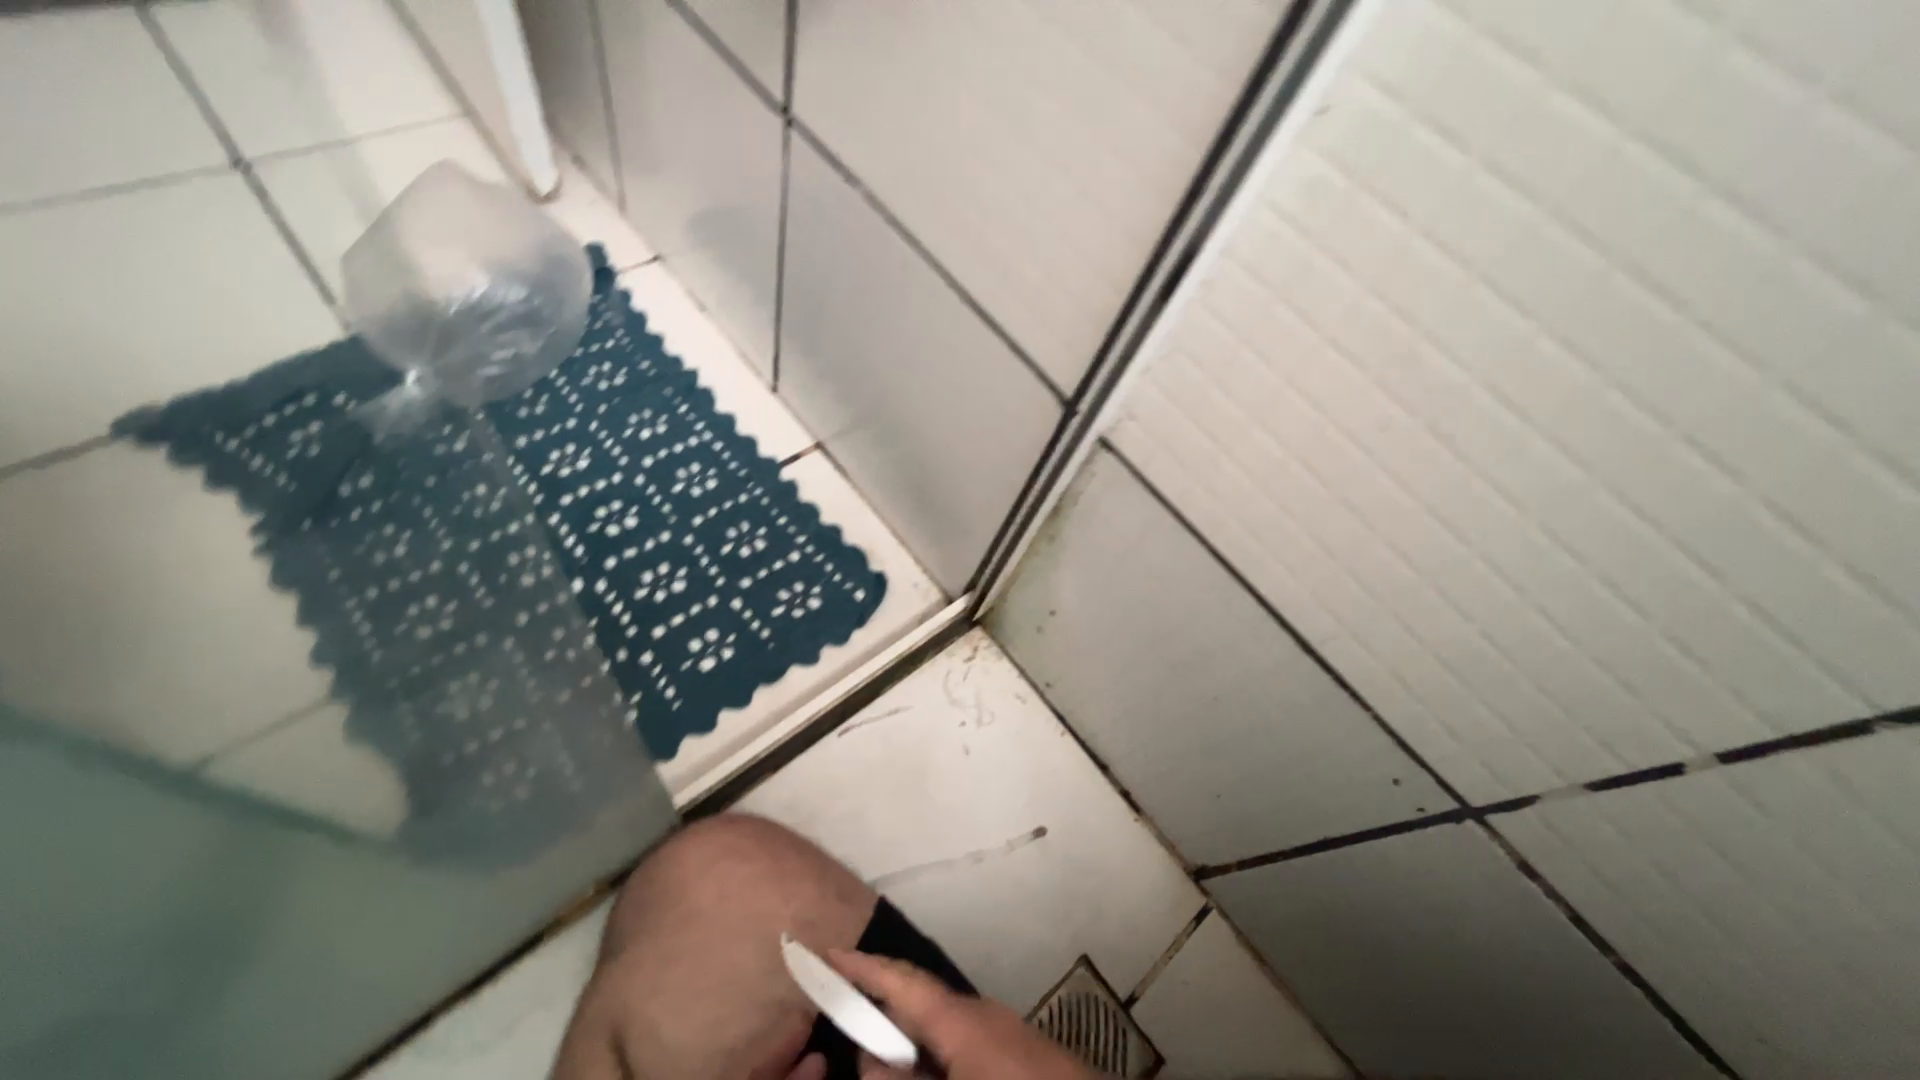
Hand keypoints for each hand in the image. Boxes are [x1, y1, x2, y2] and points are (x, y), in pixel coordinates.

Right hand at [828, 949, 1096, 1079]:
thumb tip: (868, 1061)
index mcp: (961, 1020)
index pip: (901, 980)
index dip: (862, 967)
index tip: (827, 953)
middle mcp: (982, 1013)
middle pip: (918, 1003)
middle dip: (882, 1015)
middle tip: (848, 1022)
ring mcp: (1005, 1030)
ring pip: (942, 1027)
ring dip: (912, 1041)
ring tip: (889, 1058)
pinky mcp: (1020, 1051)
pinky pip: (963, 1043)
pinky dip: (938, 1054)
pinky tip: (931, 1070)